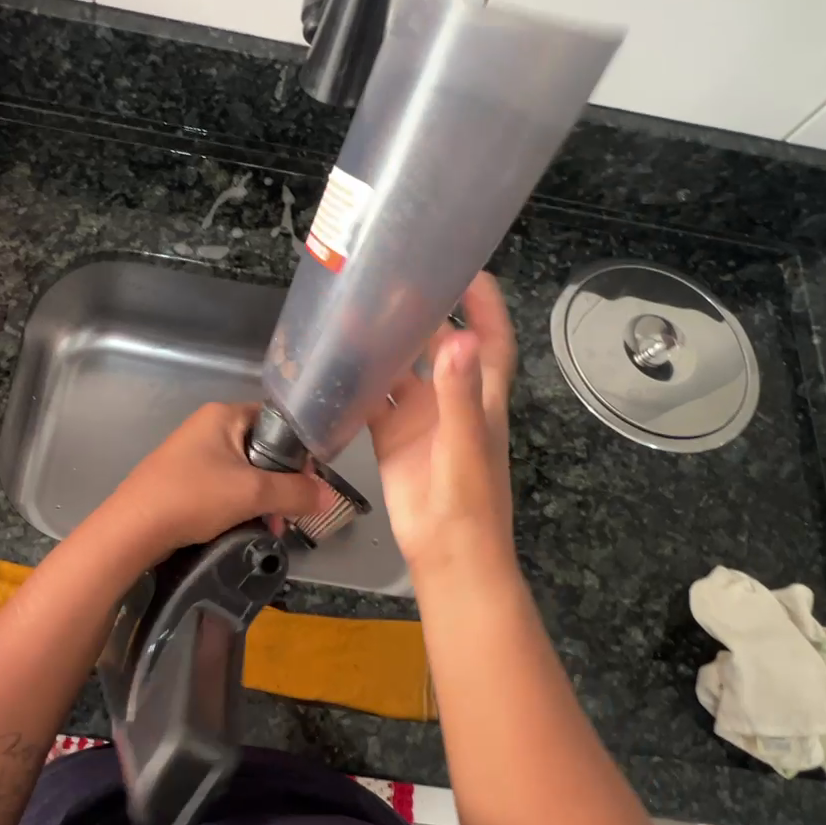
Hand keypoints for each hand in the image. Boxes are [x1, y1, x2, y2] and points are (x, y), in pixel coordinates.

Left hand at [99, 402, 333, 556]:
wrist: (132, 530)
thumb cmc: (193, 497)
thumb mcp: (252, 493)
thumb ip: (296, 492)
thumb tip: (330, 497)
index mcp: (223, 415)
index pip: (277, 420)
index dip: (299, 450)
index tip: (308, 483)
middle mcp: (207, 427)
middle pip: (262, 449)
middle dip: (280, 484)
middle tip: (288, 515)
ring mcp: (192, 454)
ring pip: (244, 473)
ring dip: (260, 500)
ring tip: (267, 528)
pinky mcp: (182, 480)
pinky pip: (223, 488)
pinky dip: (238, 506)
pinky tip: (242, 528)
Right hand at [369, 273, 518, 571]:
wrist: (446, 554)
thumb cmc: (468, 502)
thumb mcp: (466, 445)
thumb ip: (459, 395)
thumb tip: (457, 339)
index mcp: (481, 397)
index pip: (489, 339)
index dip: (484, 305)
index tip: (464, 270)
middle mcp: (451, 400)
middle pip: (440, 347)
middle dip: (422, 317)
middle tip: (389, 285)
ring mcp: (420, 419)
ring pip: (402, 372)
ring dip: (384, 349)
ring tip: (355, 318)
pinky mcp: (392, 439)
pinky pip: (374, 404)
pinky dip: (358, 387)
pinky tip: (336, 368)